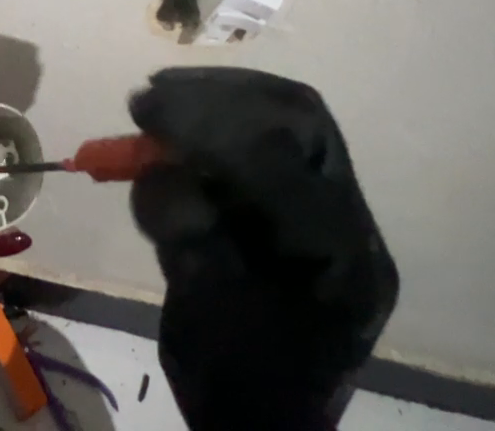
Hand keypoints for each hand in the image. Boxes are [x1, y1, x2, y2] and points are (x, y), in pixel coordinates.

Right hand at [130, 67, 399, 430]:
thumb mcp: (201, 319)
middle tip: (151, 97)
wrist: (267, 425)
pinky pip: (273, 140)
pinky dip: (218, 122)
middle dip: (219, 98)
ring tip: (156, 105)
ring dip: (217, 101)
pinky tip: (175, 138)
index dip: (212, 128)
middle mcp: (348, 224)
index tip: (145, 112)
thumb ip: (184, 239)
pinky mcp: (310, 202)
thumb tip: (155, 170)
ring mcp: (335, 211)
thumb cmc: (236, 386)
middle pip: (300, 121)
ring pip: (291, 120)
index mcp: (339, 261)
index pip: (285, 165)